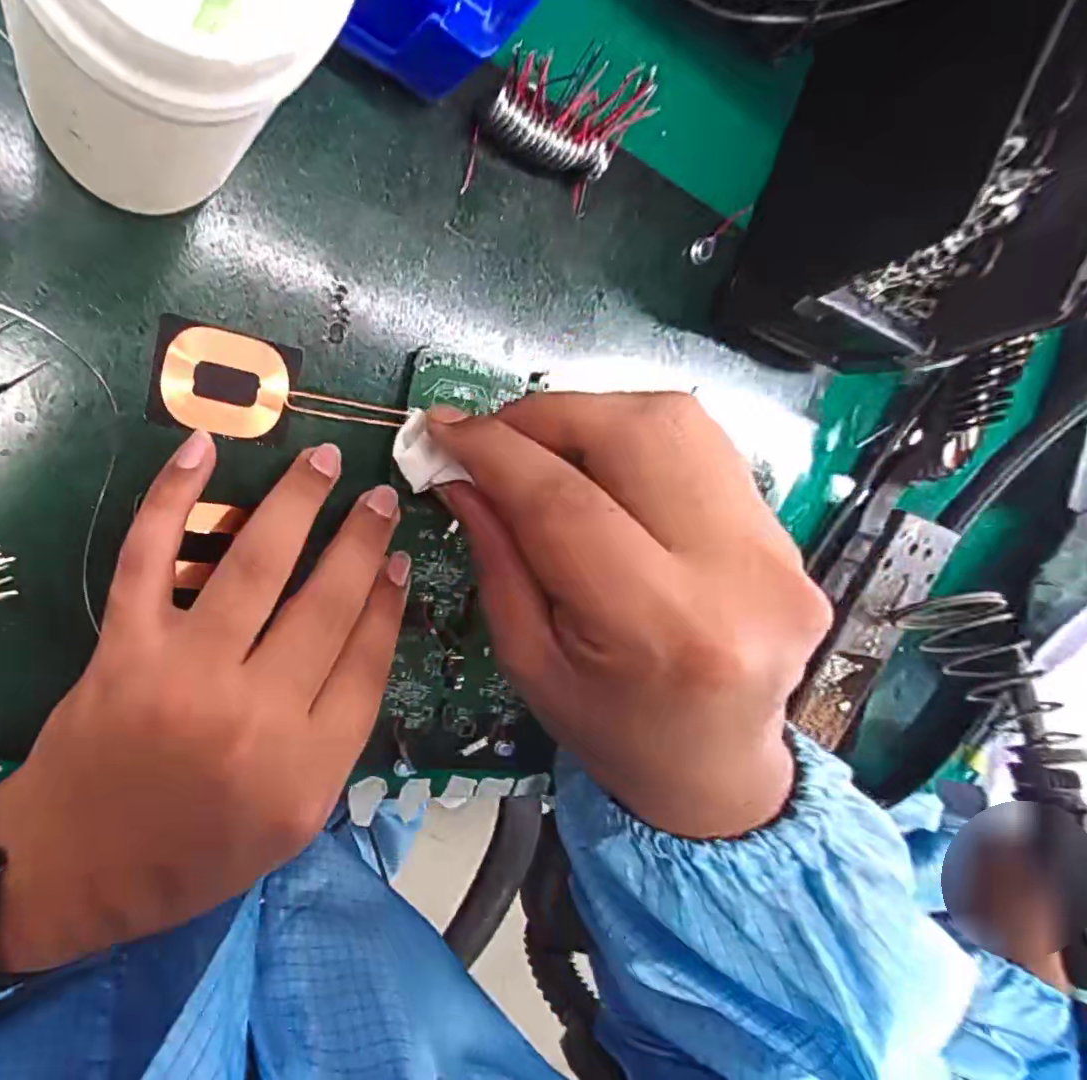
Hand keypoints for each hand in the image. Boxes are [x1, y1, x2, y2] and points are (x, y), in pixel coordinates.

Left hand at [0, 431, 409, 971]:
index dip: (387, 601)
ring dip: (295, 504)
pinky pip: (150, 556)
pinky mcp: (125, 648)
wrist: (76, 867)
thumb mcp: (281, 828)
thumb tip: (357, 649)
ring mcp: (185, 674)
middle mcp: (256, 717)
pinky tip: (201, 451)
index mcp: (307, 772)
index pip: (368, 663)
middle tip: (377, 496)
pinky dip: (172, 498)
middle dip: (359, 540)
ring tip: (322, 464)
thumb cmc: (182, 858)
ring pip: (254, 567)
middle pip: (325, 605)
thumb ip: (326, 746)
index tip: (397, 558)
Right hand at [428, 392, 831, 838]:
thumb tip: (459, 475)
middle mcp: (737, 574)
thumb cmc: (601, 724)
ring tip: (531, 447)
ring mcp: (779, 548)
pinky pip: (698, 448)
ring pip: (678, 423)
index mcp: (657, 628)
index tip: (440, 428)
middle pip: (639, 434)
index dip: (492, 451)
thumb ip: (495, 555)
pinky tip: (585, 466)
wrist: (713, 765)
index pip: (563, 502)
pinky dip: (624, 437)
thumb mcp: (522, 653)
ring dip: (585, 415)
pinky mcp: (788, 533)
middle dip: (543, 416)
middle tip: (487, 436)